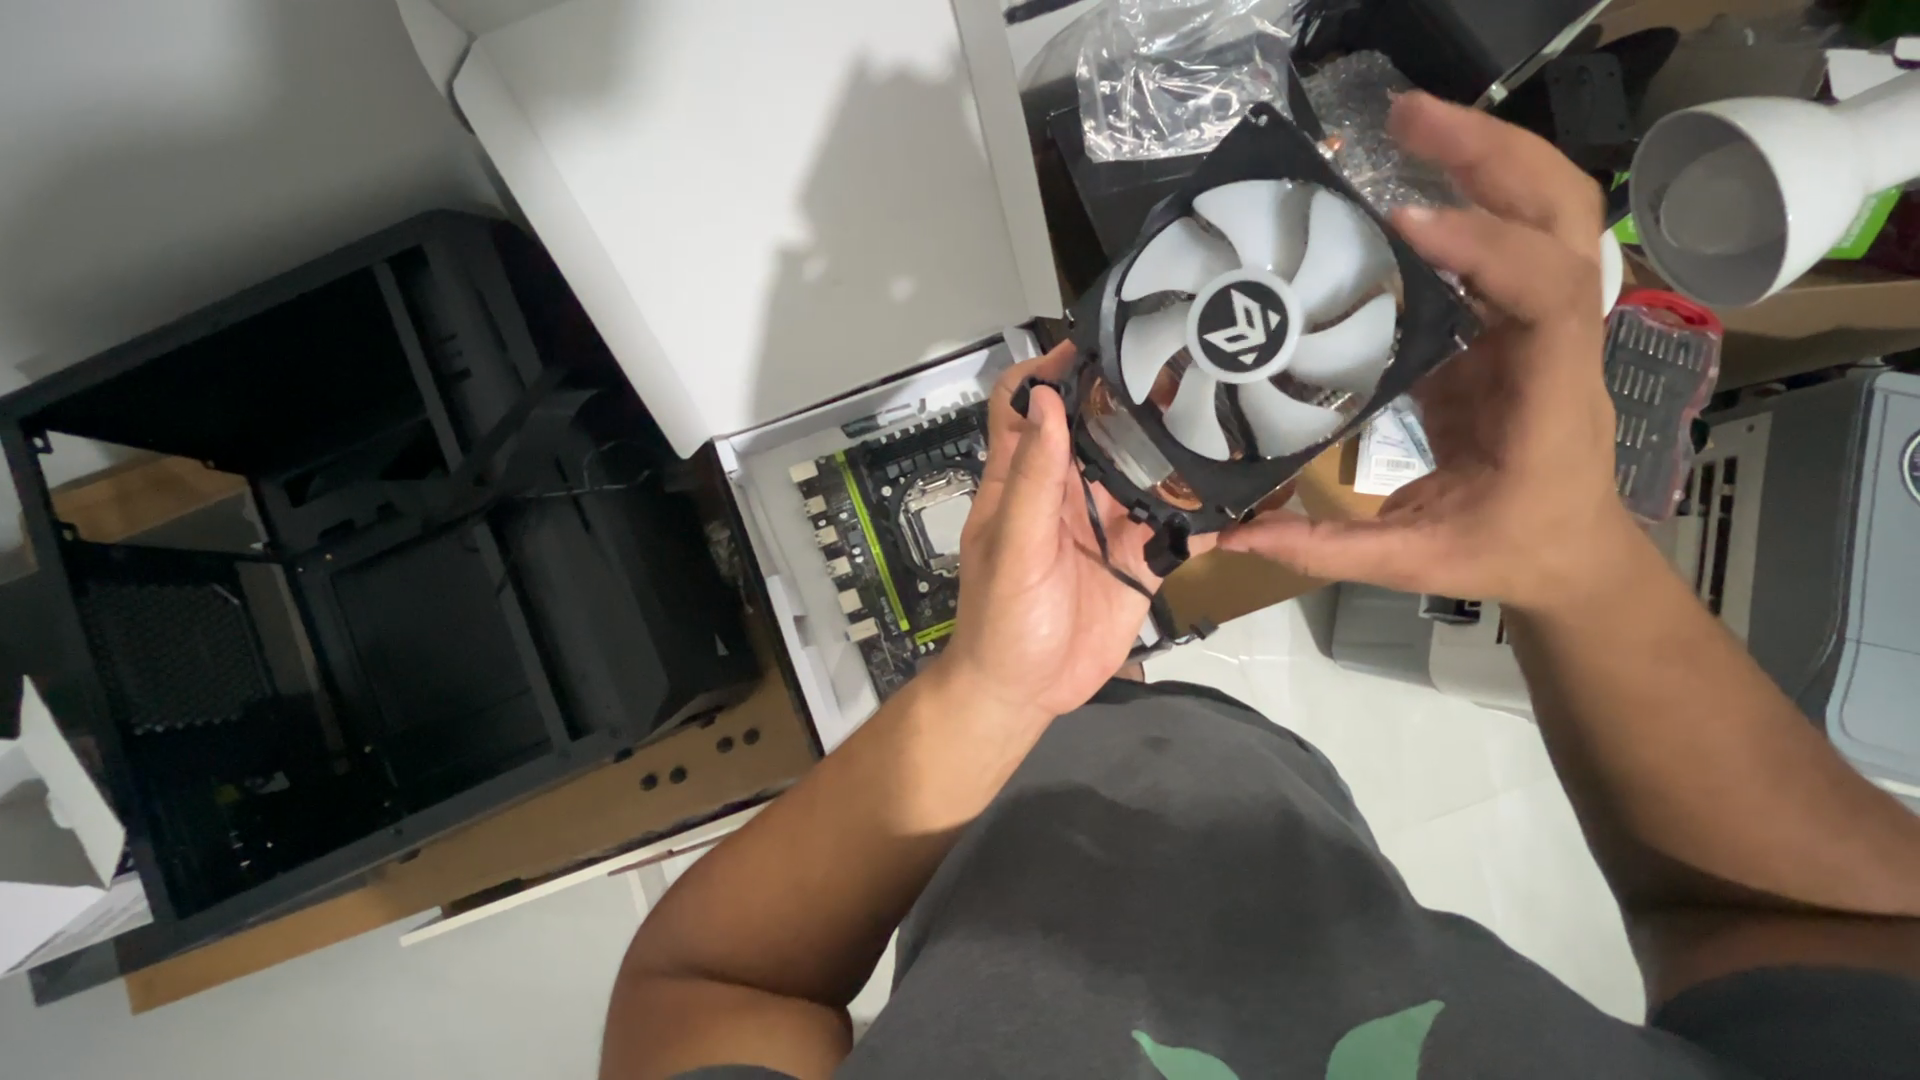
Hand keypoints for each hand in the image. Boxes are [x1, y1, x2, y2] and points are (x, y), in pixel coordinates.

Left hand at [930, 344, 1200, 721]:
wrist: (1028, 689)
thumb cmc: (1003, 619)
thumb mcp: (1014, 548)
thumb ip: (1033, 480)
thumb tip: (1049, 400)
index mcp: (1024, 480)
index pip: (1024, 406)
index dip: (1046, 371)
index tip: (1092, 345)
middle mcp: (1067, 490)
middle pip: (1096, 427)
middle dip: (1130, 396)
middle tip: (1183, 362)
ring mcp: (1107, 521)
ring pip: (1143, 468)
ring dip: (1175, 445)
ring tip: (1225, 408)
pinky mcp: (1141, 557)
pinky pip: (1177, 524)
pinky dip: (1205, 509)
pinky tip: (1242, 489)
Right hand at [1222, 91, 1639, 614]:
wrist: (1570, 553)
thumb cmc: (1508, 554)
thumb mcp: (1412, 561)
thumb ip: (1320, 548)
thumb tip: (1229, 535)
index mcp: (1548, 399)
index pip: (1547, 297)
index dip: (1486, 247)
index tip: (1405, 222)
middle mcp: (1553, 345)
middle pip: (1559, 218)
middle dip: (1492, 154)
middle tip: (1404, 117)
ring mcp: (1529, 329)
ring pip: (1540, 215)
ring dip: (1483, 158)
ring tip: (1403, 124)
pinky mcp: (1499, 331)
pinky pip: (1491, 251)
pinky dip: (1456, 205)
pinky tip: (1393, 191)